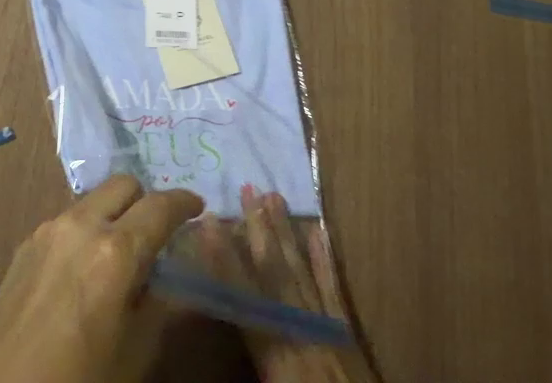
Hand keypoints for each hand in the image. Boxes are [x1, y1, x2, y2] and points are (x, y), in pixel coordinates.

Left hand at [0, 173, 203, 382]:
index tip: (198, 206)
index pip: (160, 207)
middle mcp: (80, 225)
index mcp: (114, 251)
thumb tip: (171, 272)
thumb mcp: (138, 348)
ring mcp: (47, 230)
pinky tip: (88, 266)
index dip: (184, 202)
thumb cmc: (82, 377)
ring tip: (124, 252)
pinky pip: (68, 220)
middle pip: (123, 184)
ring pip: (92, 200)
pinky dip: (88, 229)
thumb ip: (161, 301)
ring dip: (115, 213)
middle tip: (160, 231)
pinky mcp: (25, 243)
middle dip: (146, 199)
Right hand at [196, 186, 377, 382]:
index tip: (207, 219)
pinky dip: (324, 259)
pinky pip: (332, 289)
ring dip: (286, 232)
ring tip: (273, 196)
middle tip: (247, 188)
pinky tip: (318, 230)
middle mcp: (298, 326)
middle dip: (258, 229)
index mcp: (274, 346)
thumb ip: (250, 346)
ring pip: (300, 271)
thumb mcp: (269, 379)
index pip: (242, 293)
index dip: (222, 255)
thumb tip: (226, 308)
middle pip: (274, 271)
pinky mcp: (344, 330)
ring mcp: (324, 324)